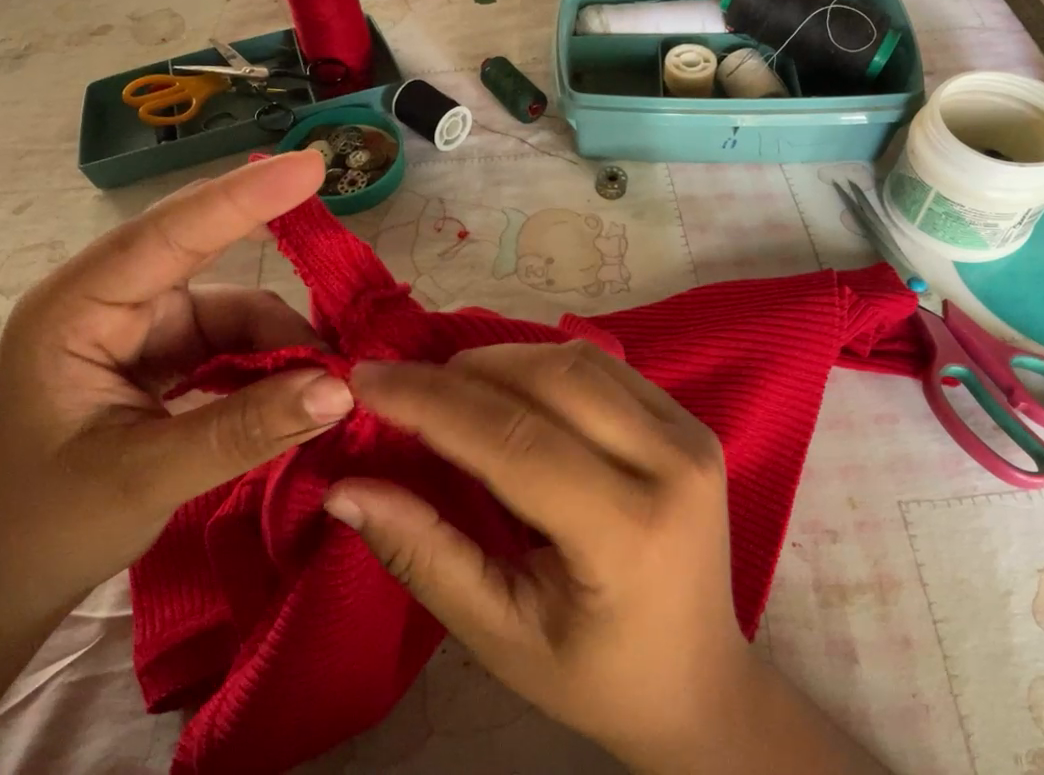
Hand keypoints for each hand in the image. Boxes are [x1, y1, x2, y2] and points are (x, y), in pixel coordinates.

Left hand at [0, 151, 351, 613]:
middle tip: (349, 287)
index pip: (165, 236)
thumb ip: (244, 429)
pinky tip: (302, 393)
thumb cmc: (51, 524)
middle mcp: (107, 304)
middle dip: (277, 277)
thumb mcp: (146, 477)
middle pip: (208, 265)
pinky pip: (235, 344)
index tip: (310, 166)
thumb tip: (341, 390)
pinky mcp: (165, 359)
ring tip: (330, 390)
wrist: (12, 577)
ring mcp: (139, 330)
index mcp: (74, 311)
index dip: (240, 200)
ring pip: (234, 313)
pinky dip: (273, 365)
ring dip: (284, 345)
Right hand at [323, 342, 760, 767]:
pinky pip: (606, 369)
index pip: (515, 440)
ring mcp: (692, 436)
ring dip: (503, 360)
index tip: (365, 379)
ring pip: (580, 360)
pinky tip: (506, 392)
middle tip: (400, 385)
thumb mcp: (500, 636)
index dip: (432, 402)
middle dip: (463, 370)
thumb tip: (345, 489)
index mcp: (629, 532)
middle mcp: (672, 466)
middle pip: (552, 378)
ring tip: (446, 389)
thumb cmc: (596, 676)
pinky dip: (543, 367)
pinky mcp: (693, 424)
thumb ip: (424, 556)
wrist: (698, 683)